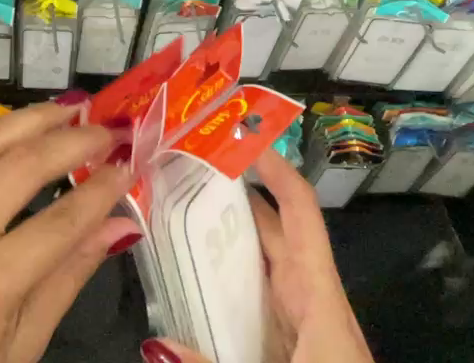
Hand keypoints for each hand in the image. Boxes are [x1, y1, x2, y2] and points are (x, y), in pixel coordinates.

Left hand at [0, 100, 139, 362]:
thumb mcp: (22, 344)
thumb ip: (69, 276)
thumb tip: (119, 224)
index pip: (58, 223)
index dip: (100, 190)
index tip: (128, 165)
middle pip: (20, 167)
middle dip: (70, 141)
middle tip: (106, 130)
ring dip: (27, 120)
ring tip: (66, 110)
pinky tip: (11, 130)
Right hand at [140, 151, 372, 362]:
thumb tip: (154, 344)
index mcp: (319, 301)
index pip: (298, 213)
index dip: (271, 166)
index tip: (233, 132)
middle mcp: (314, 304)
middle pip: (274, 231)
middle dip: (231, 193)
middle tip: (178, 168)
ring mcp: (306, 329)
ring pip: (265, 266)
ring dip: (226, 235)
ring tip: (172, 209)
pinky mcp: (296, 351)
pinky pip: (259, 301)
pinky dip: (227, 280)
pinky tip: (189, 282)